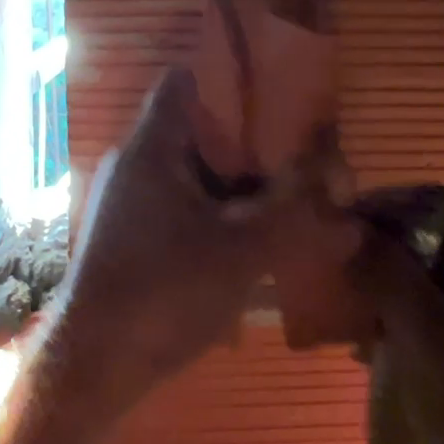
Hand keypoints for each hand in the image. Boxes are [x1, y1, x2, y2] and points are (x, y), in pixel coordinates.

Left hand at [47, 67, 275, 415]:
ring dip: (236, 178)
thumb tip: (351, 208)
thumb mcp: (242, 251)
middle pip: (197, 129)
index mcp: (151, 147)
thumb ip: (297, 220)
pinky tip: (253, 232)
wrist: (92, 368)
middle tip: (300, 144)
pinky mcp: (133, 237)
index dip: (230, 75)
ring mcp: (130, 203)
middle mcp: (135, 164)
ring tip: (287, 187)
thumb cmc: (162, 293)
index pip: (185, 80)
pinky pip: (182, 204)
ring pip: (192, 171)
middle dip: (249, 136)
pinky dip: (216, 208)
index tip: (278, 84)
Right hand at [354, 213, 443, 443]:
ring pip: (421, 282)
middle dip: (377, 255)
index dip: (387, 210)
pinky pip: (425, 318)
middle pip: (426, 244)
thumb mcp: (423, 330)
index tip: (341, 226)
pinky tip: (361, 347)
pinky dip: (394, 323)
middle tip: (332, 269)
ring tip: (340, 310)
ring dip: (380, 292)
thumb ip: (386, 272)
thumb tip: (349, 228)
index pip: (436, 207)